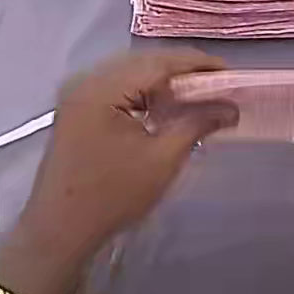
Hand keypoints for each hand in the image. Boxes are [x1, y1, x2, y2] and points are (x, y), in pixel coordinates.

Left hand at [0, 51, 235, 293]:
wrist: (60, 231)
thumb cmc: (113, 195)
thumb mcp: (163, 158)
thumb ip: (198, 123)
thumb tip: (232, 107)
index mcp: (103, 89)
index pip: (159, 62)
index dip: (198, 64)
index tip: (230, 73)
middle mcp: (86, 81)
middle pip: (144, 62)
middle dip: (184, 71)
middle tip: (219, 85)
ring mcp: (78, 94)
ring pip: (132, 72)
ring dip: (165, 81)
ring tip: (198, 95)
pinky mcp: (78, 109)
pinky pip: (119, 86)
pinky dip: (146, 91)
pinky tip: (166, 106)